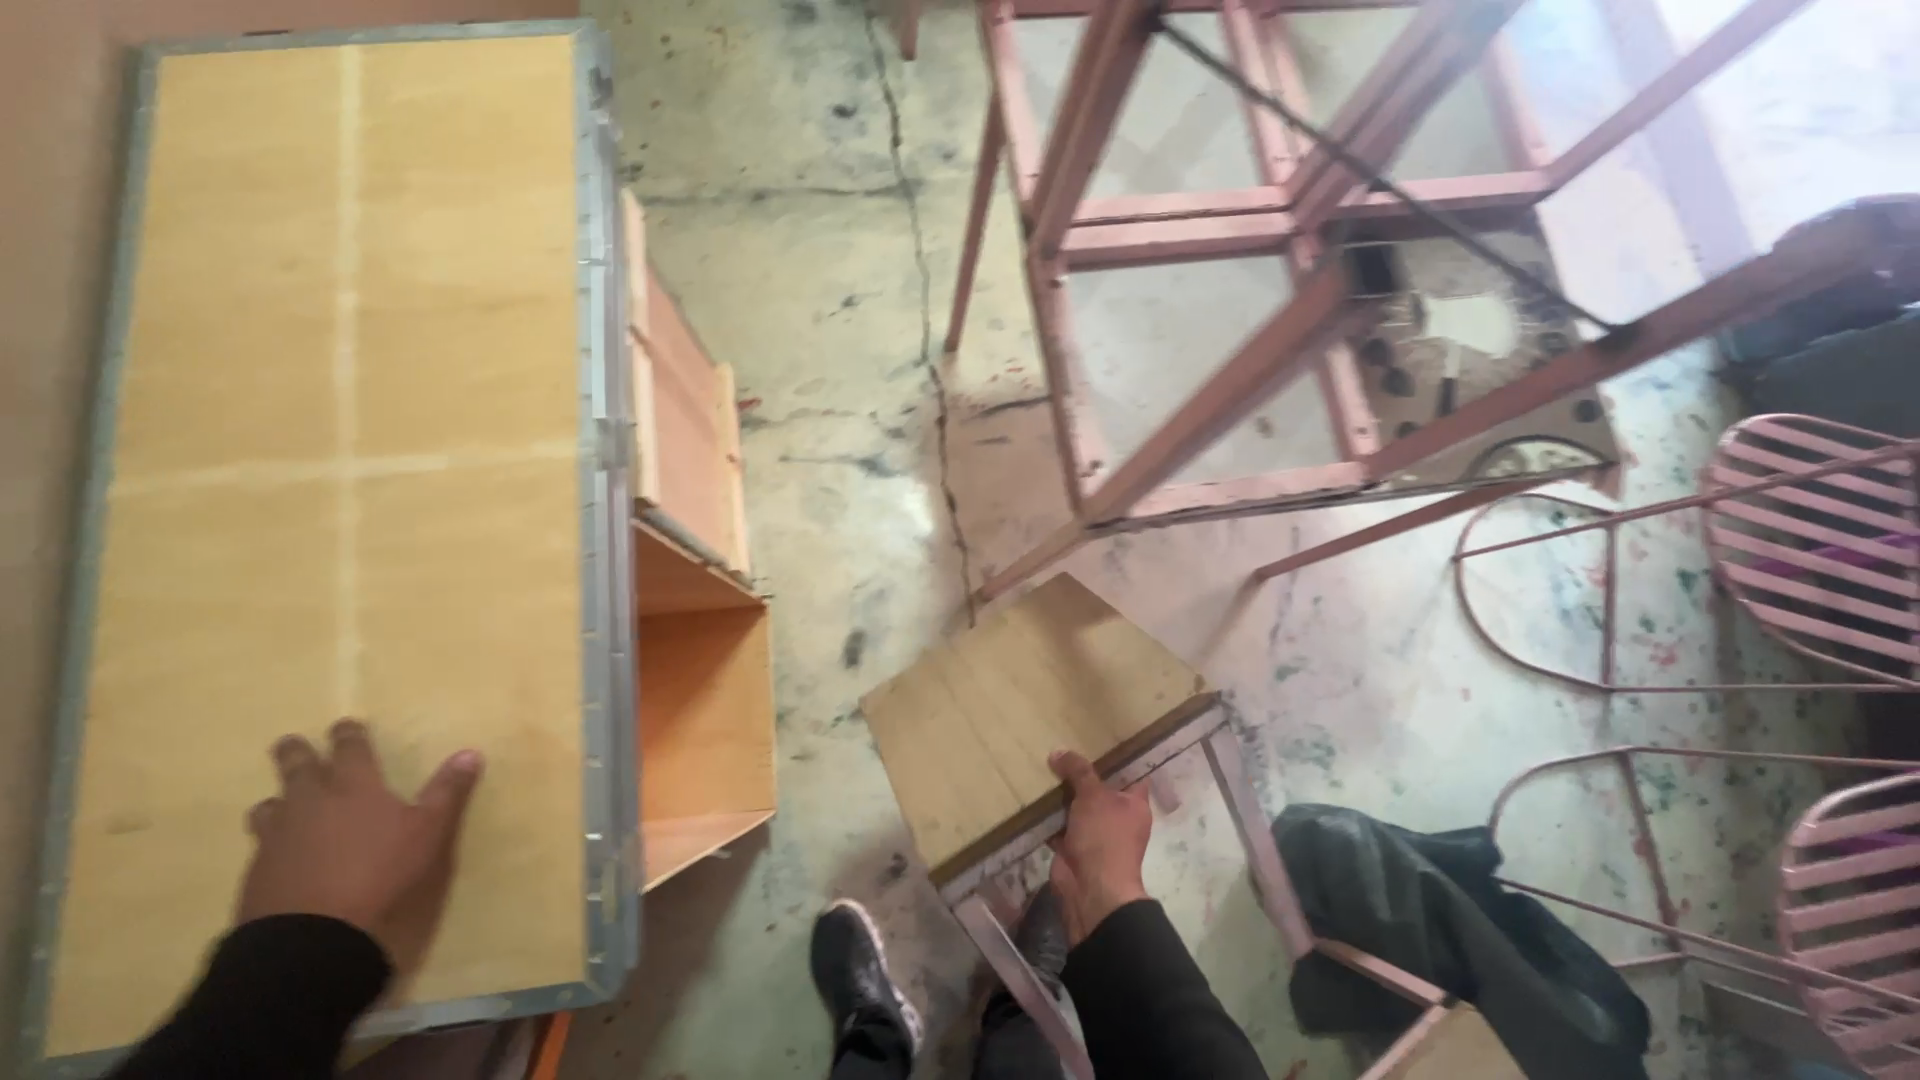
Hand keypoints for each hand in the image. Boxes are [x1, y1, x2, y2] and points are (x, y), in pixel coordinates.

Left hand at [238, 719, 483, 979]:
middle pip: (296, 767)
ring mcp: (277, 836)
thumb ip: (447, 791)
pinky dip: (272, 837)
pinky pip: (261, 842)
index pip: (349, 749)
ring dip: (278, 798)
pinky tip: (280, 850)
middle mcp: (310, 802)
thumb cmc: (379, 873)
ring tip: (280, 800)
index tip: (345, 725)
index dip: (348, 735)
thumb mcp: (428, 831)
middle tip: (292, 742)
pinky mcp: (257, 871)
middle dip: (296, 752)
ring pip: (270, 805)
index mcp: (353, 787)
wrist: (311, 934)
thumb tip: (470, 752)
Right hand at [1047, 749, 1151, 942]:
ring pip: (1077, 806)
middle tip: (1062, 745)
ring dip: (1061, 793)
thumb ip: (1078, 771)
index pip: (1131, 773)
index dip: (1117, 756)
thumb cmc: (1105, 837)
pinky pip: (1059, 824)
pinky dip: (1047, 815)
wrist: (1092, 891)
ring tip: (1042, 763)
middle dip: (1081, 772)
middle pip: (1099, 788)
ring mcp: (1095, 833)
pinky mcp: (1073, 846)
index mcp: (1134, 804)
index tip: (1098, 737)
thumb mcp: (1094, 796)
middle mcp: (1117, 817)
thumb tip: (1058, 752)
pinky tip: (1032, 794)